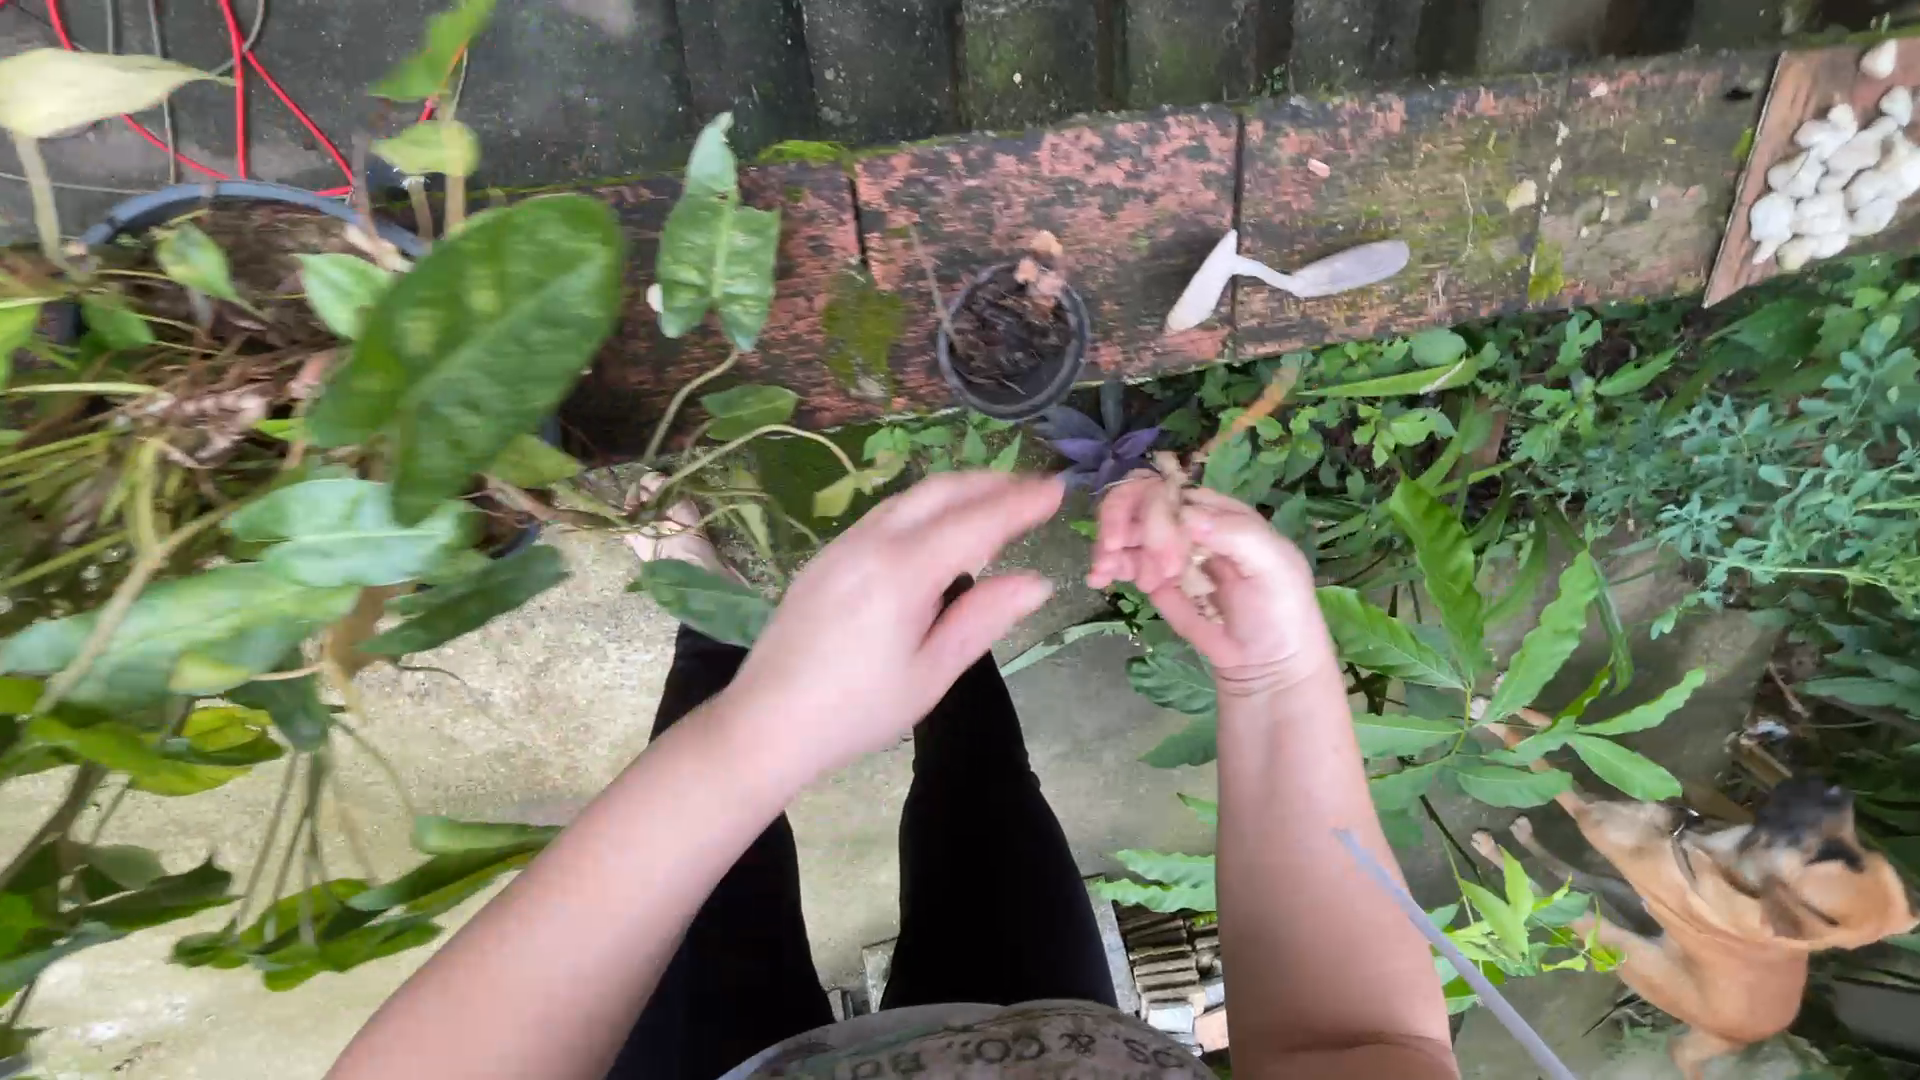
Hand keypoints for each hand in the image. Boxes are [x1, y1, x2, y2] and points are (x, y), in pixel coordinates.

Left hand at [718, 472, 1063, 777]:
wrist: (766, 723)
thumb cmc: (857, 710)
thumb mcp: (931, 674)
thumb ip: (983, 619)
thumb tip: (1036, 582)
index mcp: (903, 571)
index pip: (976, 522)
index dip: (1020, 503)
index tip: (1057, 490)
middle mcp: (871, 542)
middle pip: (940, 491)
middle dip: (991, 482)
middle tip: (1032, 487)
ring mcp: (842, 545)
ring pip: (909, 498)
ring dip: (957, 491)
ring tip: (994, 502)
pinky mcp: (826, 557)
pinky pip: (885, 515)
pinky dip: (925, 509)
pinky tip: (939, 530)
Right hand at [1089, 474, 1335, 696]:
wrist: (1265, 660)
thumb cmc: (1280, 607)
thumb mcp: (1274, 565)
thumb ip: (1236, 534)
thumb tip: (1187, 515)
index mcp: (1215, 510)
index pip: (1172, 492)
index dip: (1156, 514)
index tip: (1164, 559)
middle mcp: (1186, 522)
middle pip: (1138, 501)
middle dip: (1120, 520)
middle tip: (1114, 549)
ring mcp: (1165, 549)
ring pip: (1124, 529)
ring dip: (1107, 544)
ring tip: (1103, 571)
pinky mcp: (1152, 578)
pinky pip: (1122, 561)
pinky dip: (1106, 565)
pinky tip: (1100, 579)